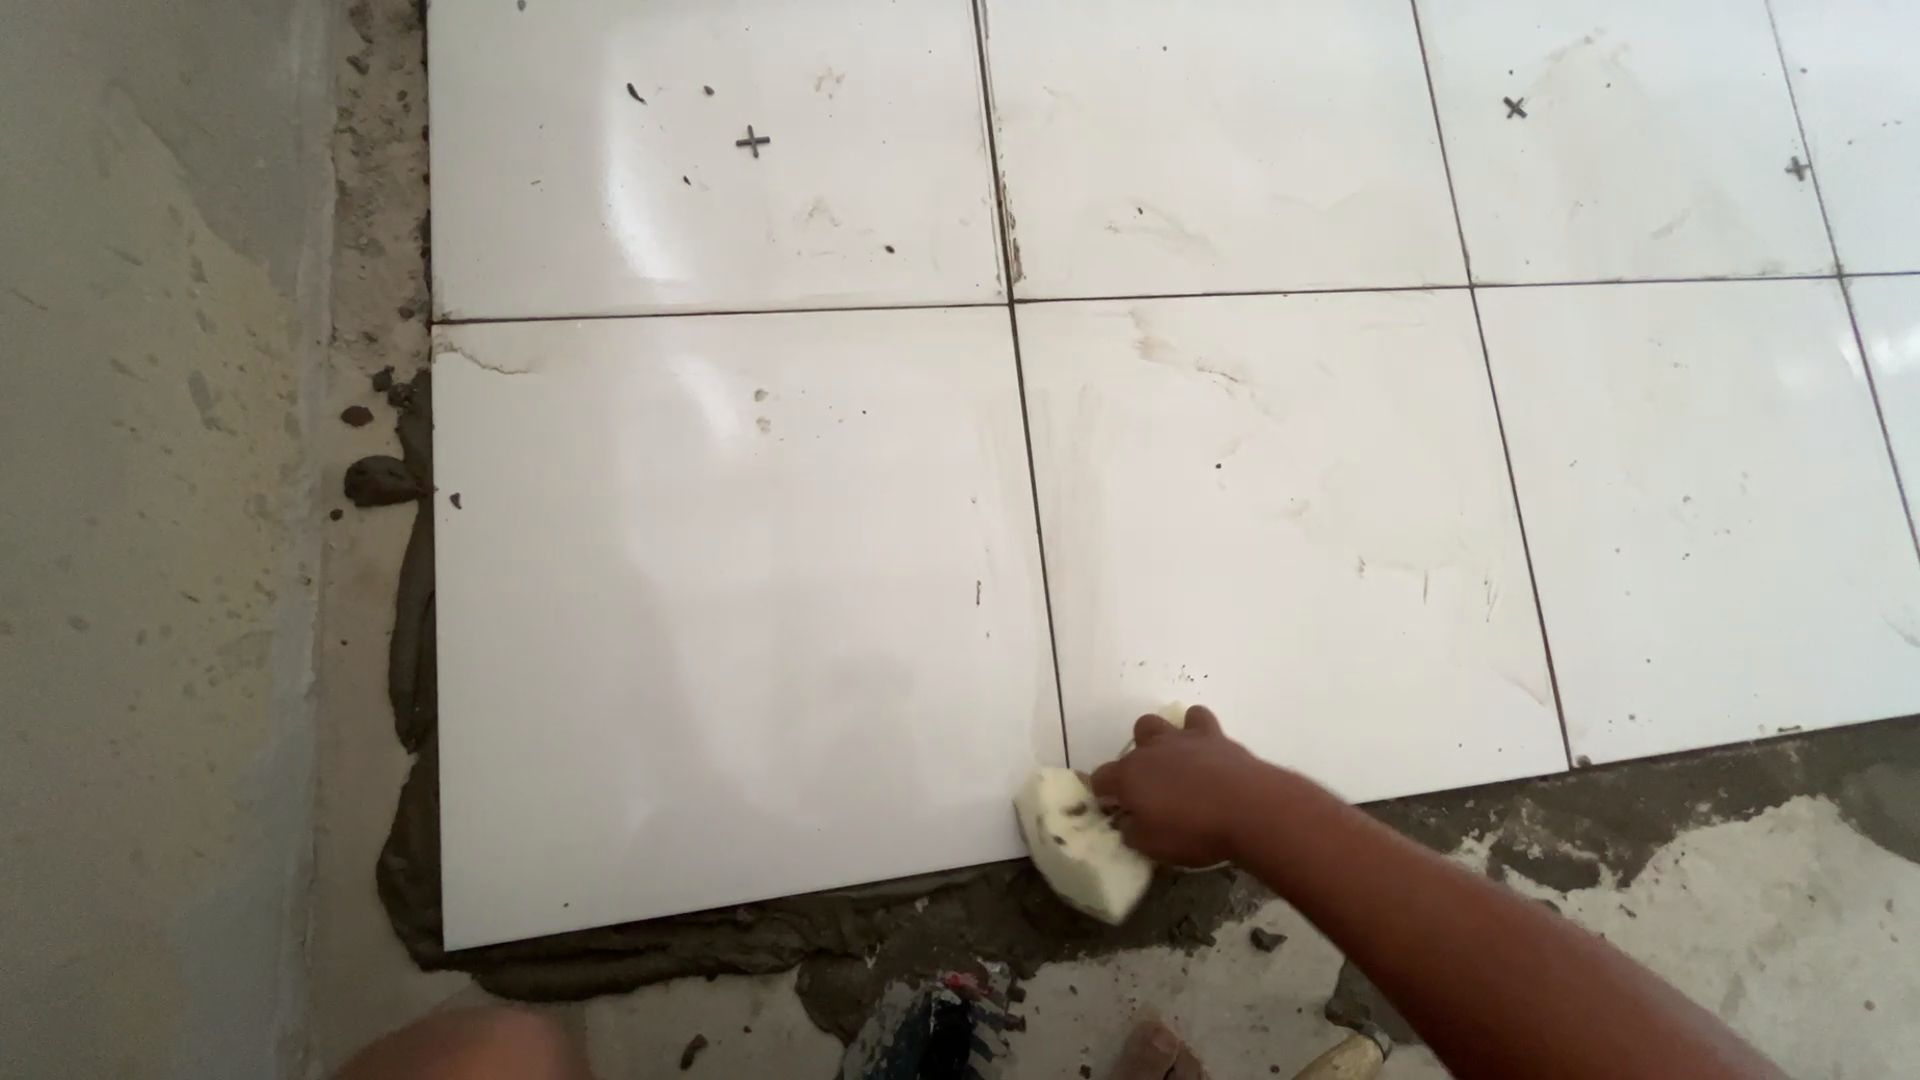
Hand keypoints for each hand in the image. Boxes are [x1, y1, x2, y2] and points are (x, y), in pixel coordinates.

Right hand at [1088, 705, 1267, 867]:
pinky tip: (1204, 749)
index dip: (1104, 795)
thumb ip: (1132, 832)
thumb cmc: (1195, 831)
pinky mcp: (1211, 734)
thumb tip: (1126, 822)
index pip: (1100, 779)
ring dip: (1160, 740)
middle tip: (1152, 789)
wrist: (1248, 809)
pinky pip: (1196, 718)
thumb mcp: (1153, 847)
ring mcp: (1179, 738)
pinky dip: (1196, 729)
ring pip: (1156, 724)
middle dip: (1135, 764)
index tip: (1116, 811)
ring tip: (1176, 764)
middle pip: (1129, 746)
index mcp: (1127, 777)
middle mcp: (1148, 750)